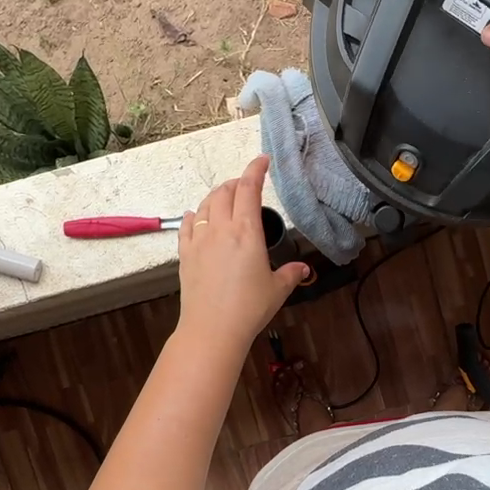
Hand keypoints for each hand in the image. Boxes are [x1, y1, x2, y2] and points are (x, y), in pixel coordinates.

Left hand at [175, 155, 308, 354]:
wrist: (212, 329)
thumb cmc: (248, 309)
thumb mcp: (277, 290)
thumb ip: (290, 274)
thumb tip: (303, 268)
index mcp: (247, 233)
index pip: (250, 189)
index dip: (256, 170)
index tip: (262, 160)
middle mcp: (221, 230)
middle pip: (225, 192)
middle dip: (236, 183)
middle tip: (246, 185)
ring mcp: (200, 241)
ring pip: (206, 206)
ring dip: (216, 196)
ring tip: (225, 198)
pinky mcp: (186, 255)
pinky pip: (187, 226)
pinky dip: (194, 215)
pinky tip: (197, 216)